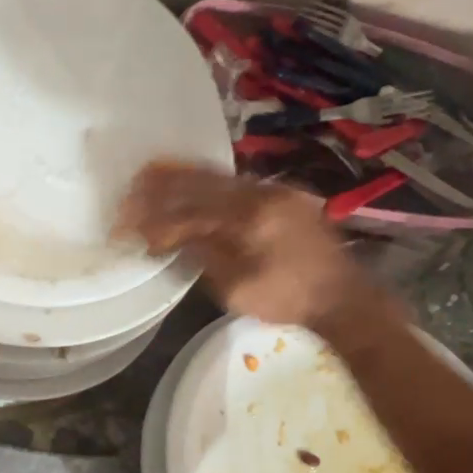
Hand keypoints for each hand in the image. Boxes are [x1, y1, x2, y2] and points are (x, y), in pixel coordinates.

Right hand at [116, 161, 389, 332]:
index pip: (190, 211)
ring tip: (154, 174)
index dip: (156, 216)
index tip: (127, 220)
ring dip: (185, 178)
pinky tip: (194, 184)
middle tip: (133, 182)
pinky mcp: (283, 198)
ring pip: (220, 178)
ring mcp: (275, 192)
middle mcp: (262, 195)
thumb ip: (203, 255)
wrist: (344, 298)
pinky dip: (209, 183)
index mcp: (249, 218)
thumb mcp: (236, 287)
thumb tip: (169, 236)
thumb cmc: (287, 299)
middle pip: (203, 182)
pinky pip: (237, 183)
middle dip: (164, 183)